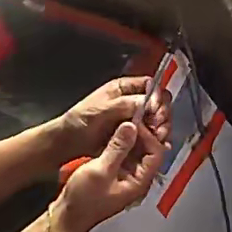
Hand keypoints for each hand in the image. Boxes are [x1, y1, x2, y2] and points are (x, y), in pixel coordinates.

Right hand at [50, 122, 157, 231]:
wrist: (67, 216)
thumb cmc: (84, 198)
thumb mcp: (100, 170)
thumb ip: (117, 147)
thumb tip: (131, 126)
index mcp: (139, 181)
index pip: (156, 153)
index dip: (148, 135)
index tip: (134, 121)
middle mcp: (136, 178)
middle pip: (147, 151)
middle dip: (140, 133)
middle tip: (128, 117)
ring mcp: (124, 176)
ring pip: (134, 151)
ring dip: (129, 136)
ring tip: (120, 121)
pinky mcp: (113, 173)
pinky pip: (122, 154)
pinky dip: (119, 142)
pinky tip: (111, 132)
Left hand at [53, 77, 171, 165]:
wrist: (70, 141)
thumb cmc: (80, 120)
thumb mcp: (101, 109)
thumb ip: (124, 104)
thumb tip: (147, 102)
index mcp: (123, 88)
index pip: (149, 85)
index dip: (156, 96)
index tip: (155, 110)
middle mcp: (131, 101)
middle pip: (158, 102)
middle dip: (162, 114)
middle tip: (158, 126)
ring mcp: (133, 118)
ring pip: (157, 119)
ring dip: (162, 128)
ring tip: (159, 138)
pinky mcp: (133, 134)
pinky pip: (150, 134)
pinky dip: (157, 140)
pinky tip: (160, 146)